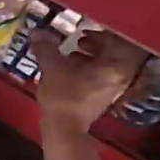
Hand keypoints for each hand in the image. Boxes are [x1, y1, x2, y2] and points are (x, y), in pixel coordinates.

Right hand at [30, 29, 146, 132]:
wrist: (64, 128)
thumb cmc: (63, 95)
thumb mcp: (52, 68)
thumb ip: (47, 48)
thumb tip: (38, 31)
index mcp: (116, 64)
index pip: (115, 41)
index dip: (97, 34)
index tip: (81, 32)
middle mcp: (121, 74)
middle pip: (113, 53)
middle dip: (94, 45)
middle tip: (76, 41)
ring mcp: (114, 87)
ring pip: (106, 65)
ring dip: (90, 58)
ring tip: (70, 56)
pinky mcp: (104, 97)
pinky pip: (101, 76)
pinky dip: (88, 70)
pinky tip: (70, 72)